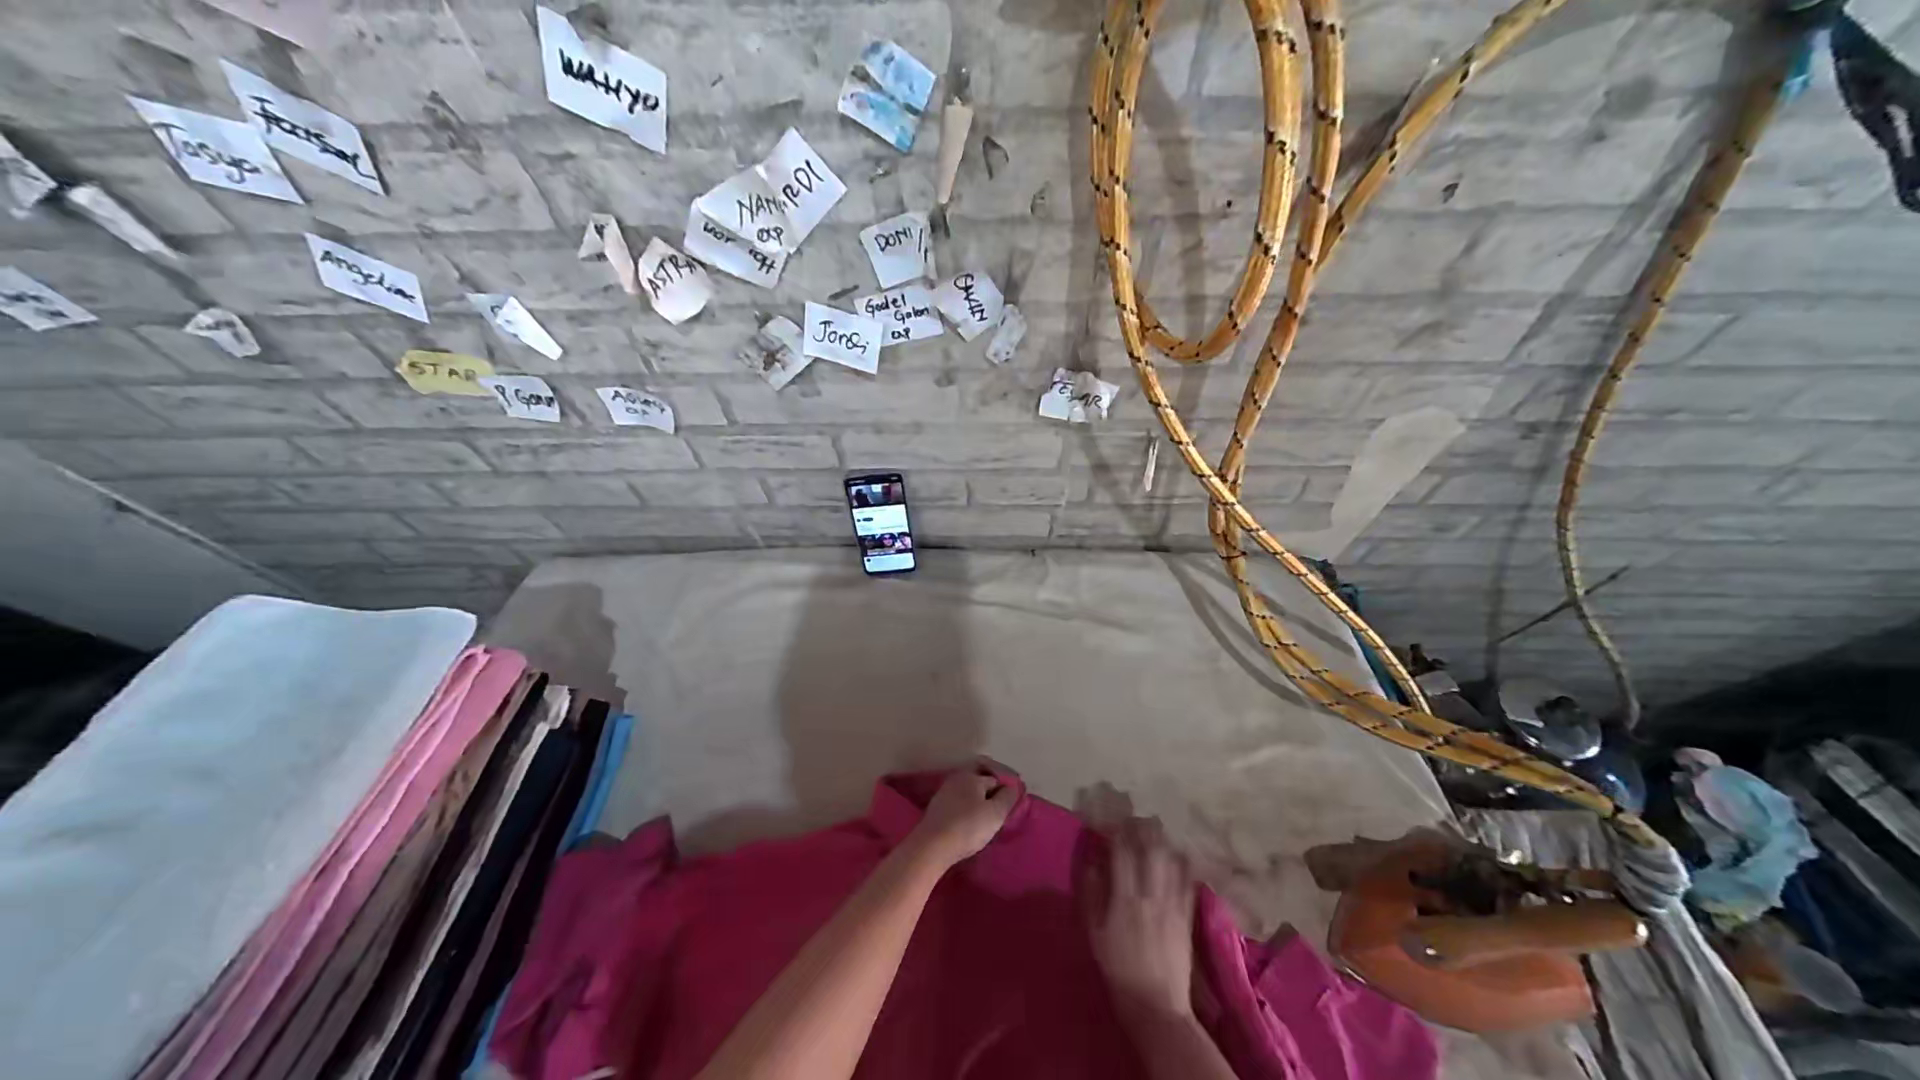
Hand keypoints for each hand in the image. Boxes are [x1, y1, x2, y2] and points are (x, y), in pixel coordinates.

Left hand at [906, 762, 1020, 868]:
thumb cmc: (968, 826)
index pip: (996, 776)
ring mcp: (944, 793)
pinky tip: (972, 821)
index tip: (1016, 799)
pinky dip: (969, 807)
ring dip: (980, 799)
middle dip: (993, 790)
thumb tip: (1011, 787)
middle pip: (980, 780)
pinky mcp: (937, 808)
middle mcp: (956, 778)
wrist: (931, 846)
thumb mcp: (995, 813)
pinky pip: (959, 802)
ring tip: (990, 815)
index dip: (1007, 787)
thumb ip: (1007, 797)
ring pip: (969, 791)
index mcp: (970, 775)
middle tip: (1003, 806)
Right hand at [1082, 817, 1196, 1020]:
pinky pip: (1188, 880)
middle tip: (1134, 819)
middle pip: (1151, 848)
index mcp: (1125, 897)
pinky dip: (1182, 862)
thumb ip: (1093, 894)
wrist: (1156, 1003)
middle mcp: (1152, 894)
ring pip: (1171, 860)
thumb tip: (1093, 862)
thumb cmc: (1117, 968)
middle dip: (1142, 828)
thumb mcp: (1094, 932)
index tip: (1110, 820)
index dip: (1116, 830)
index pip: (1122, 851)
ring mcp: (1173, 904)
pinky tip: (1177, 854)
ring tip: (1154, 831)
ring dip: (1162, 841)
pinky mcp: (1188, 915)